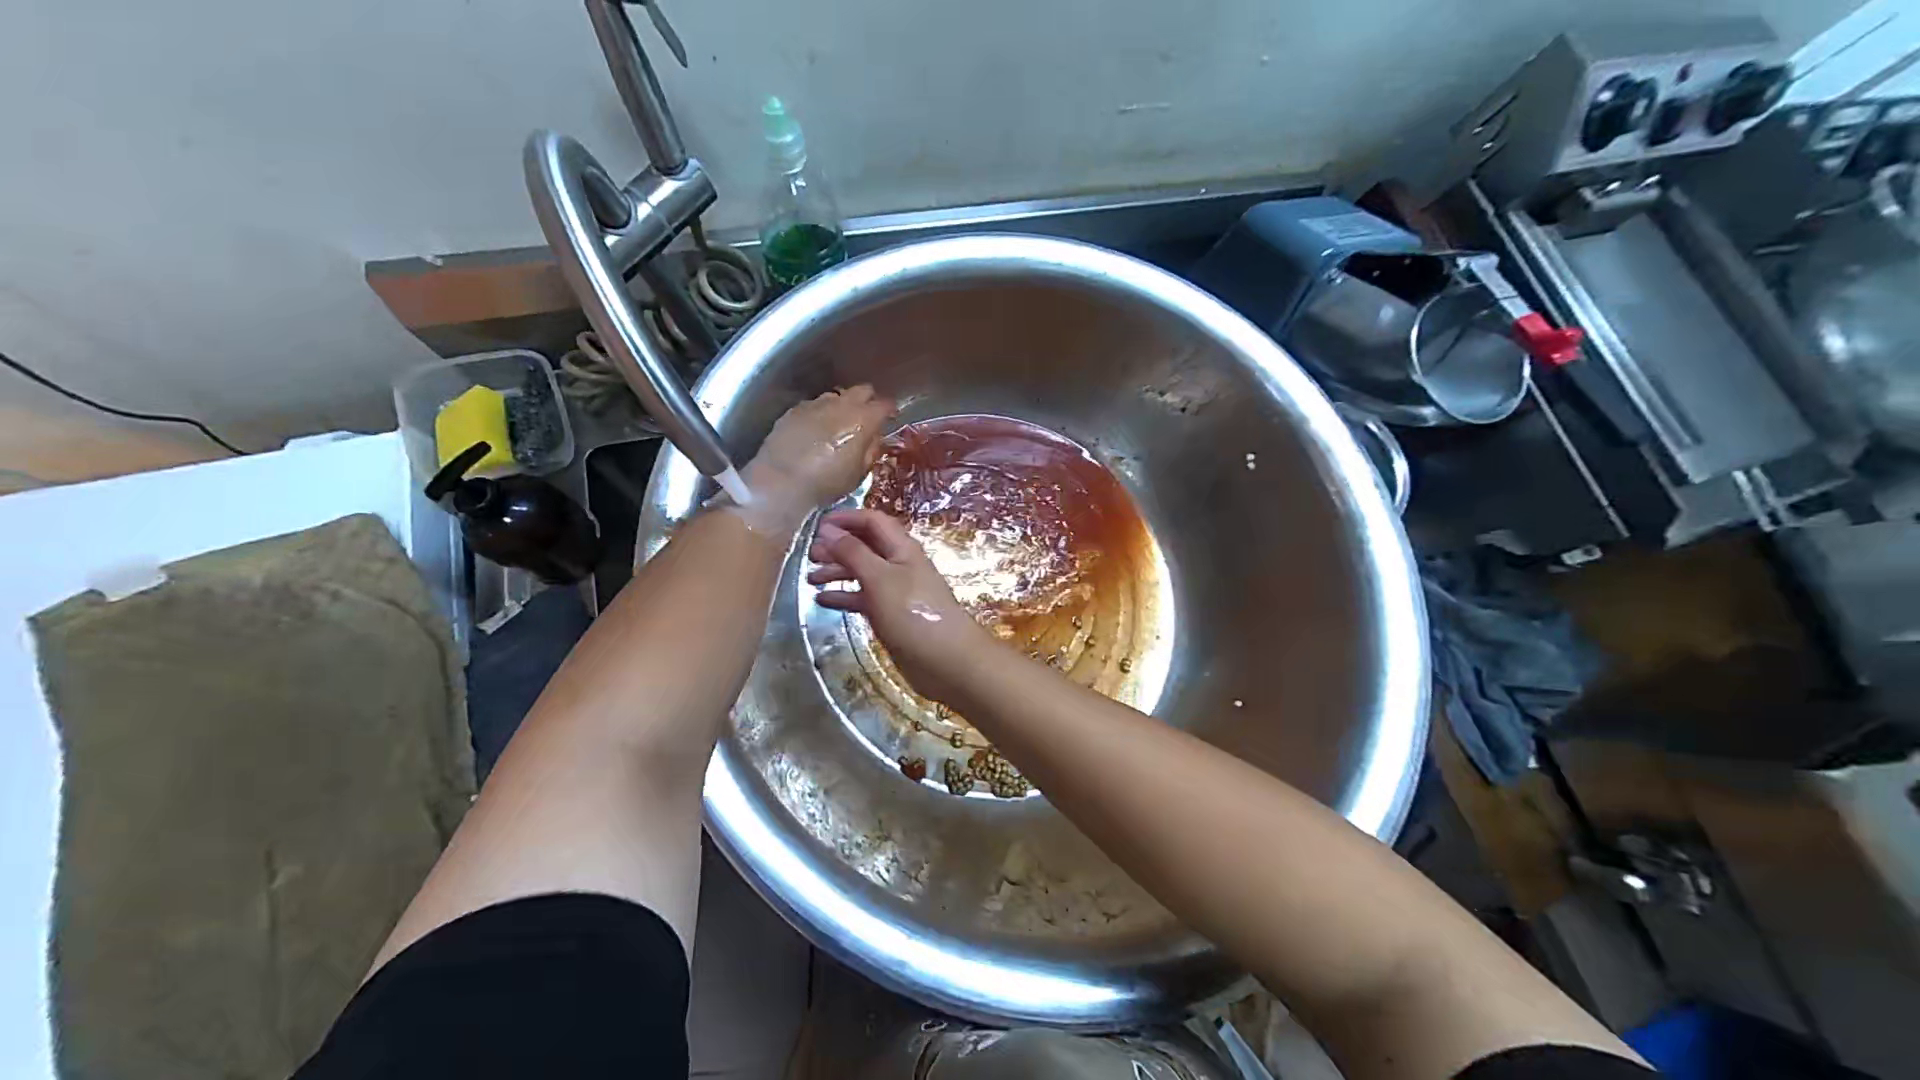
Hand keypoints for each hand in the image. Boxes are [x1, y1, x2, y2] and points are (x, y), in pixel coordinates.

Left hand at [735, 386, 894, 534]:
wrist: (780, 482)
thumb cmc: (826, 483)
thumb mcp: (858, 474)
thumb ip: (871, 450)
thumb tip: (874, 437)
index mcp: (862, 420)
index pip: (885, 404)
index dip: (890, 410)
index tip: (891, 417)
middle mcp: (840, 405)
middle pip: (862, 390)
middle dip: (868, 400)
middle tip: (867, 417)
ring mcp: (815, 404)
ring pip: (836, 395)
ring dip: (842, 405)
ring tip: (839, 423)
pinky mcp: (793, 410)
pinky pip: (813, 405)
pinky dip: (819, 413)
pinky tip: (815, 430)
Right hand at [807, 508, 992, 704]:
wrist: (946, 660)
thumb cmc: (913, 613)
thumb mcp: (880, 578)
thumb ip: (853, 552)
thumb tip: (828, 529)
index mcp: (901, 548)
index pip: (872, 521)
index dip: (846, 519)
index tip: (816, 525)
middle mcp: (899, 565)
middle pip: (865, 546)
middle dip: (837, 546)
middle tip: (809, 555)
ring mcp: (896, 591)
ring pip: (862, 573)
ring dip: (837, 571)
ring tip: (810, 578)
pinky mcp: (891, 616)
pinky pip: (863, 599)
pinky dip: (844, 596)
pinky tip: (822, 601)